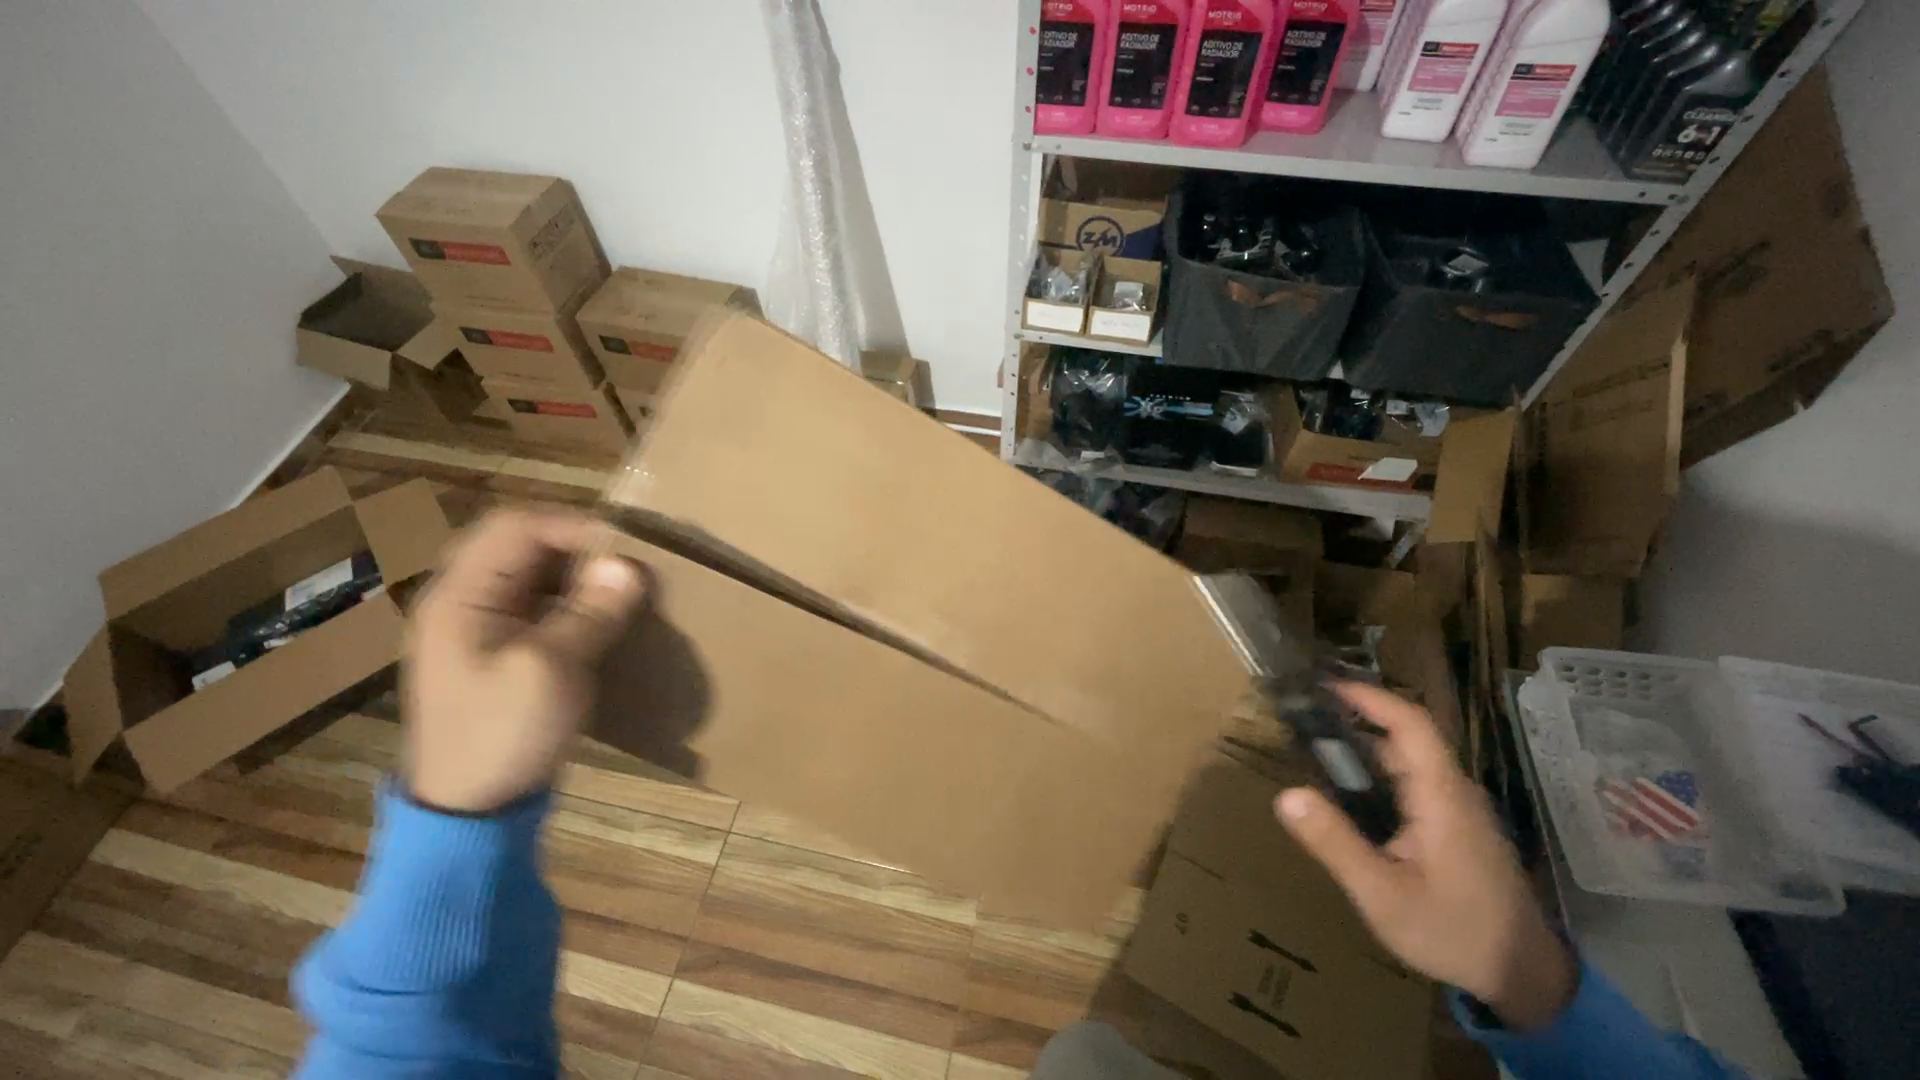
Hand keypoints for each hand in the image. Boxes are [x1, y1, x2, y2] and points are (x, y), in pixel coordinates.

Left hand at [403, 508, 644, 813]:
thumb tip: (626, 566)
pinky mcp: (495, 655)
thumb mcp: (551, 670)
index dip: (572, 525)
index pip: (514, 527)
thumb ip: (589, 613)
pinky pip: (534, 608)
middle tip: (626, 563)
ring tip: (620, 588)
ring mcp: (475, 630)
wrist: (469, 811)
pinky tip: (600, 619)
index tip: (625, 546)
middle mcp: (461, 602)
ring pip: (529, 576)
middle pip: (518, 546)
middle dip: (576, 547)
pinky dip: (570, 603)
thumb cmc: (502, 735)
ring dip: (575, 575)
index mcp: (459, 596)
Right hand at [1274, 683, 1577, 1031]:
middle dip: (1356, 723)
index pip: (1410, 724)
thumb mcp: (1382, 894)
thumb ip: (1335, 843)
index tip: (1325, 686)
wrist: (1525, 975)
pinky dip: (1380, 778)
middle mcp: (1456, 792)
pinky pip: (1417, 787)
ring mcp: (1462, 811)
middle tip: (1305, 725)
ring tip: (1318, 758)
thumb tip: (1286, 794)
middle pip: (1406, 741)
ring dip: (1367, 753)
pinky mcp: (1460, 830)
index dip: (1370, 697)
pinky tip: (1353, 803)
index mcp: (1441, 796)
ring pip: (1411, 765)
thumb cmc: (1452, 931)